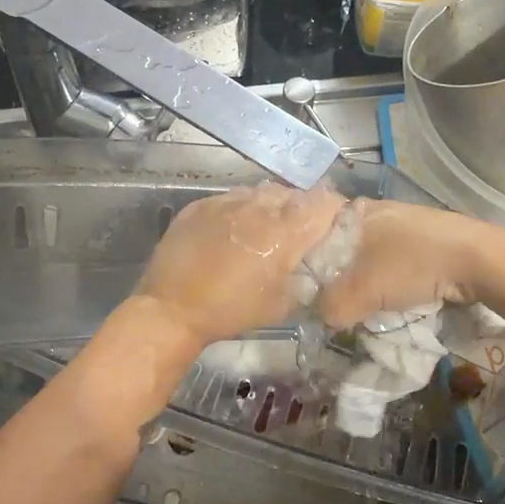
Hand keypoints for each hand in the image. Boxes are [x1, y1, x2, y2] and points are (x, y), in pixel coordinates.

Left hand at [133, 184, 345, 346]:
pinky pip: (232, 197)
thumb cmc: (231, 310)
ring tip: (266, 227)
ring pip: (261, 192)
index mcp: (284, 231)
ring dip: (271, 206)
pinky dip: (242, 209)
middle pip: (293, 194)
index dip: (332, 210)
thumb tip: (314, 270)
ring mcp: (227, 202)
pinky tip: (235, 228)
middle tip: (298, 230)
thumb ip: (305, 280)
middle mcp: (258, 207)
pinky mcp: (201, 205)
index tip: (331, 224)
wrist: (172, 309)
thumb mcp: (281, 305)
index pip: (322, 202)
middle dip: (301, 209)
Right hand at [314, 199, 501, 328]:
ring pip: (366, 260)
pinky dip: (387, 284)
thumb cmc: (411, 265)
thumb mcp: (361, 291)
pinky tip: (392, 300)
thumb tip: (322, 317)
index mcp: (352, 211)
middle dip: (337, 281)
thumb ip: (331, 307)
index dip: (305, 267)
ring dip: (365, 285)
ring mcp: (401, 225)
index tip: (306, 295)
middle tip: (335, 308)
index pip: (312, 237)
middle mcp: (373, 212)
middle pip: (340, 252)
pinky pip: (391, 265)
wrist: (477, 260)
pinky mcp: (422, 242)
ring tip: (364, 308)